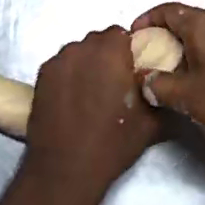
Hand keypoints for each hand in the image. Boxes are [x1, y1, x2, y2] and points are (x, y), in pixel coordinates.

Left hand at [20, 26, 159, 202]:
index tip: (130, 72)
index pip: (122, 34)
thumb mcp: (152, 122)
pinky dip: (68, 75)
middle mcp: (82, 47)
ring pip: (78, 52)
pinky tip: (71, 100)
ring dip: (86, 64)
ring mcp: (59, 60)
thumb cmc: (113, 143)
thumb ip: (160, 93)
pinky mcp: (41, 75)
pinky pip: (61, 65)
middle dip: (107, 56)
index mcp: (111, 51)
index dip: (128, 51)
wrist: (65, 170)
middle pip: (98, 41)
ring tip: (90, 94)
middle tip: (113, 84)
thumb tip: (162, 83)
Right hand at [132, 3, 204, 163]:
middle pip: (184, 19)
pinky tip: (192, 80)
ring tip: (164, 70)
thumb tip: (144, 79)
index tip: (133, 37)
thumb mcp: (188, 97)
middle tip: (145, 55)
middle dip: (162, 34)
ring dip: (180, 47)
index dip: (148, 19)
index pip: (169, 10)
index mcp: (204, 26)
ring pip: (200, 35)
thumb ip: (159, 85)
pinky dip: (197, 56)